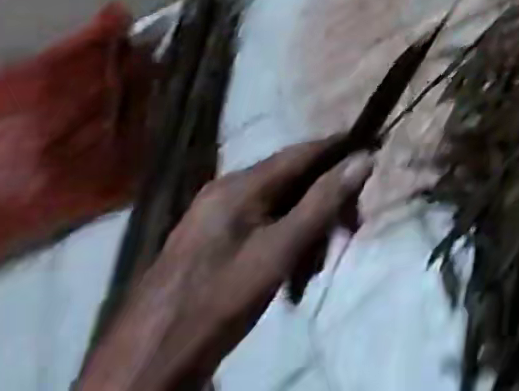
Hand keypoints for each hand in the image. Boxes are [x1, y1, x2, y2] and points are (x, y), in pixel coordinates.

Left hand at [76, 142, 372, 390]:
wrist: (143, 367)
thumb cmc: (217, 303)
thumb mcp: (279, 252)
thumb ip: (323, 202)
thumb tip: (364, 157)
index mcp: (238, 185)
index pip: (303, 151)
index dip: (341, 150)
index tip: (374, 156)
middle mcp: (224, 191)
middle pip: (293, 179)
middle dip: (326, 202)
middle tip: (349, 232)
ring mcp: (212, 218)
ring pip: (279, 206)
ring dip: (307, 227)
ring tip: (317, 265)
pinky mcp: (206, 245)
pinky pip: (260, 226)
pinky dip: (284, 241)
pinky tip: (291, 274)